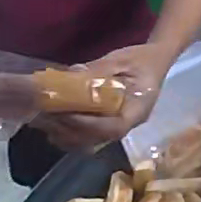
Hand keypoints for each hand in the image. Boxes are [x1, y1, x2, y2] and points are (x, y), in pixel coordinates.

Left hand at [36, 43, 173, 152]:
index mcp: (138, 109)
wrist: (156, 60)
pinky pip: (88, 136)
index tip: (66, 114)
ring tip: (45, 120)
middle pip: (99, 139)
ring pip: (91, 142)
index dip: (89, 125)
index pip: (114, 128)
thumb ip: (99, 69)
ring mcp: (119, 126)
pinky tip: (54, 121)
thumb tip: (72, 75)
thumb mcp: (122, 59)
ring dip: (66, 135)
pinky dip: (69, 133)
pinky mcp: (109, 123)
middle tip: (45, 117)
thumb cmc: (142, 59)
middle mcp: (130, 123)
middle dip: (70, 131)